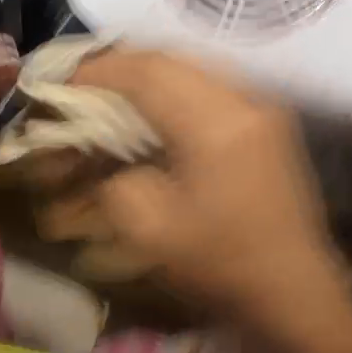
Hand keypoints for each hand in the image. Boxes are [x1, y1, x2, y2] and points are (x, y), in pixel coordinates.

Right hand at [48, 49, 351, 321]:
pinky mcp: (265, 126)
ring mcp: (261, 110)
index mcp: (216, 122)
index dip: (98, 71)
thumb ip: (112, 180)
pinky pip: (209, 87)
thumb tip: (100, 156)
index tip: (60, 83)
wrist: (292, 293)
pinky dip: (171, 92)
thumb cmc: (220, 264)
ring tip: (110, 96)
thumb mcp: (148, 229)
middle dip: (120, 66)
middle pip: (171, 60)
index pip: (147, 73)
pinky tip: (150, 114)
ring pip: (192, 69)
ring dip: (146, 77)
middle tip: (80, 85)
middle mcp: (244, 100)